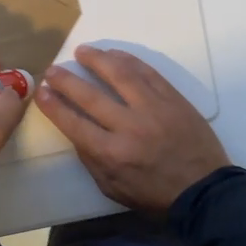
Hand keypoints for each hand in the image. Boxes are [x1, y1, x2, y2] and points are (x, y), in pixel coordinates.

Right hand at [36, 46, 229, 214]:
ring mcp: (154, 108)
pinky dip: (129, 60)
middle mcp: (129, 126)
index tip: (41, 91)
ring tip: (83, 51)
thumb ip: (91, 159)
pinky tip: (114, 54)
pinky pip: (148, 72)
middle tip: (53, 69)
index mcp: (111, 153)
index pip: (73, 122)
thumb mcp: (112, 187)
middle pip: (90, 96)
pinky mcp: (173, 99)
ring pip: (120, 75)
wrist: (204, 190)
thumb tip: (77, 131)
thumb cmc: (154, 195)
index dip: (53, 105)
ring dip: (98, 60)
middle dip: (67, 80)